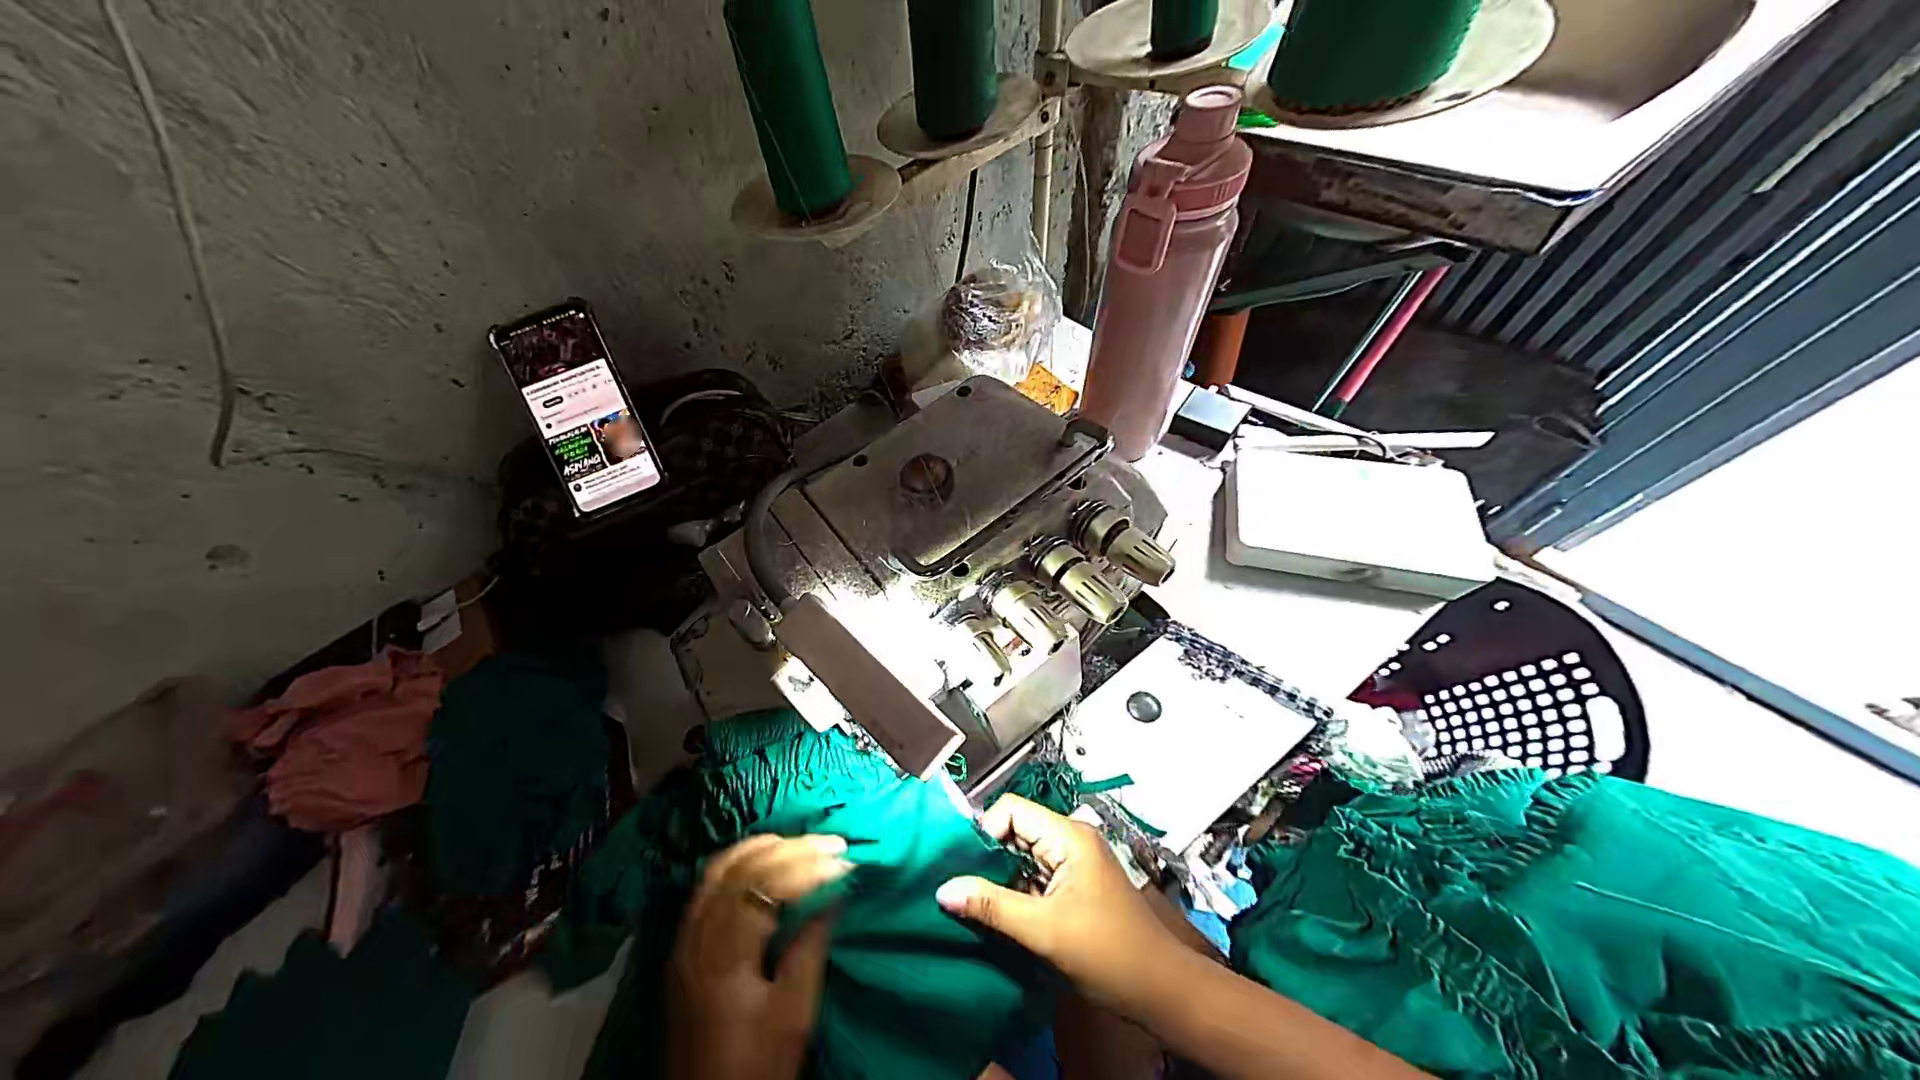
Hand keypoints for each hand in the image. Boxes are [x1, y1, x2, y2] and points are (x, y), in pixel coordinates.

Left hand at [667, 834, 851, 1079]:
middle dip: (791, 848)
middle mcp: (697, 938)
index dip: (809, 866)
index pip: (766, 886)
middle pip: (741, 869)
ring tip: (804, 844)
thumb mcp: (794, 1013)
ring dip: (765, 848)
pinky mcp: (684, 946)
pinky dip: (741, 862)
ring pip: (721, 868)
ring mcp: (685, 940)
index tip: (845, 861)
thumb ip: (811, 946)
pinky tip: (765, 859)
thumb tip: (835, 894)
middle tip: (833, 844)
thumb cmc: (757, 1065)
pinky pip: (710, 884)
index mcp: (724, 956)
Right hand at [936, 795, 1183, 1014]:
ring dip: (999, 878)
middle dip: (987, 857)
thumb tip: (944, 890)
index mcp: (1068, 836)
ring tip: (976, 904)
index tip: (966, 868)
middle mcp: (1069, 840)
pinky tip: (997, 914)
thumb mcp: (1043, 929)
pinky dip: (1014, 892)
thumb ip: (992, 905)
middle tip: (963, 888)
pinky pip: (1032, 877)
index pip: (1010, 810)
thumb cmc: (1109, 953)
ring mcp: (1072, 863)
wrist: (1160, 990)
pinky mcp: (1072, 886)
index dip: (985, 832)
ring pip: (1021, 856)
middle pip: (1014, 831)